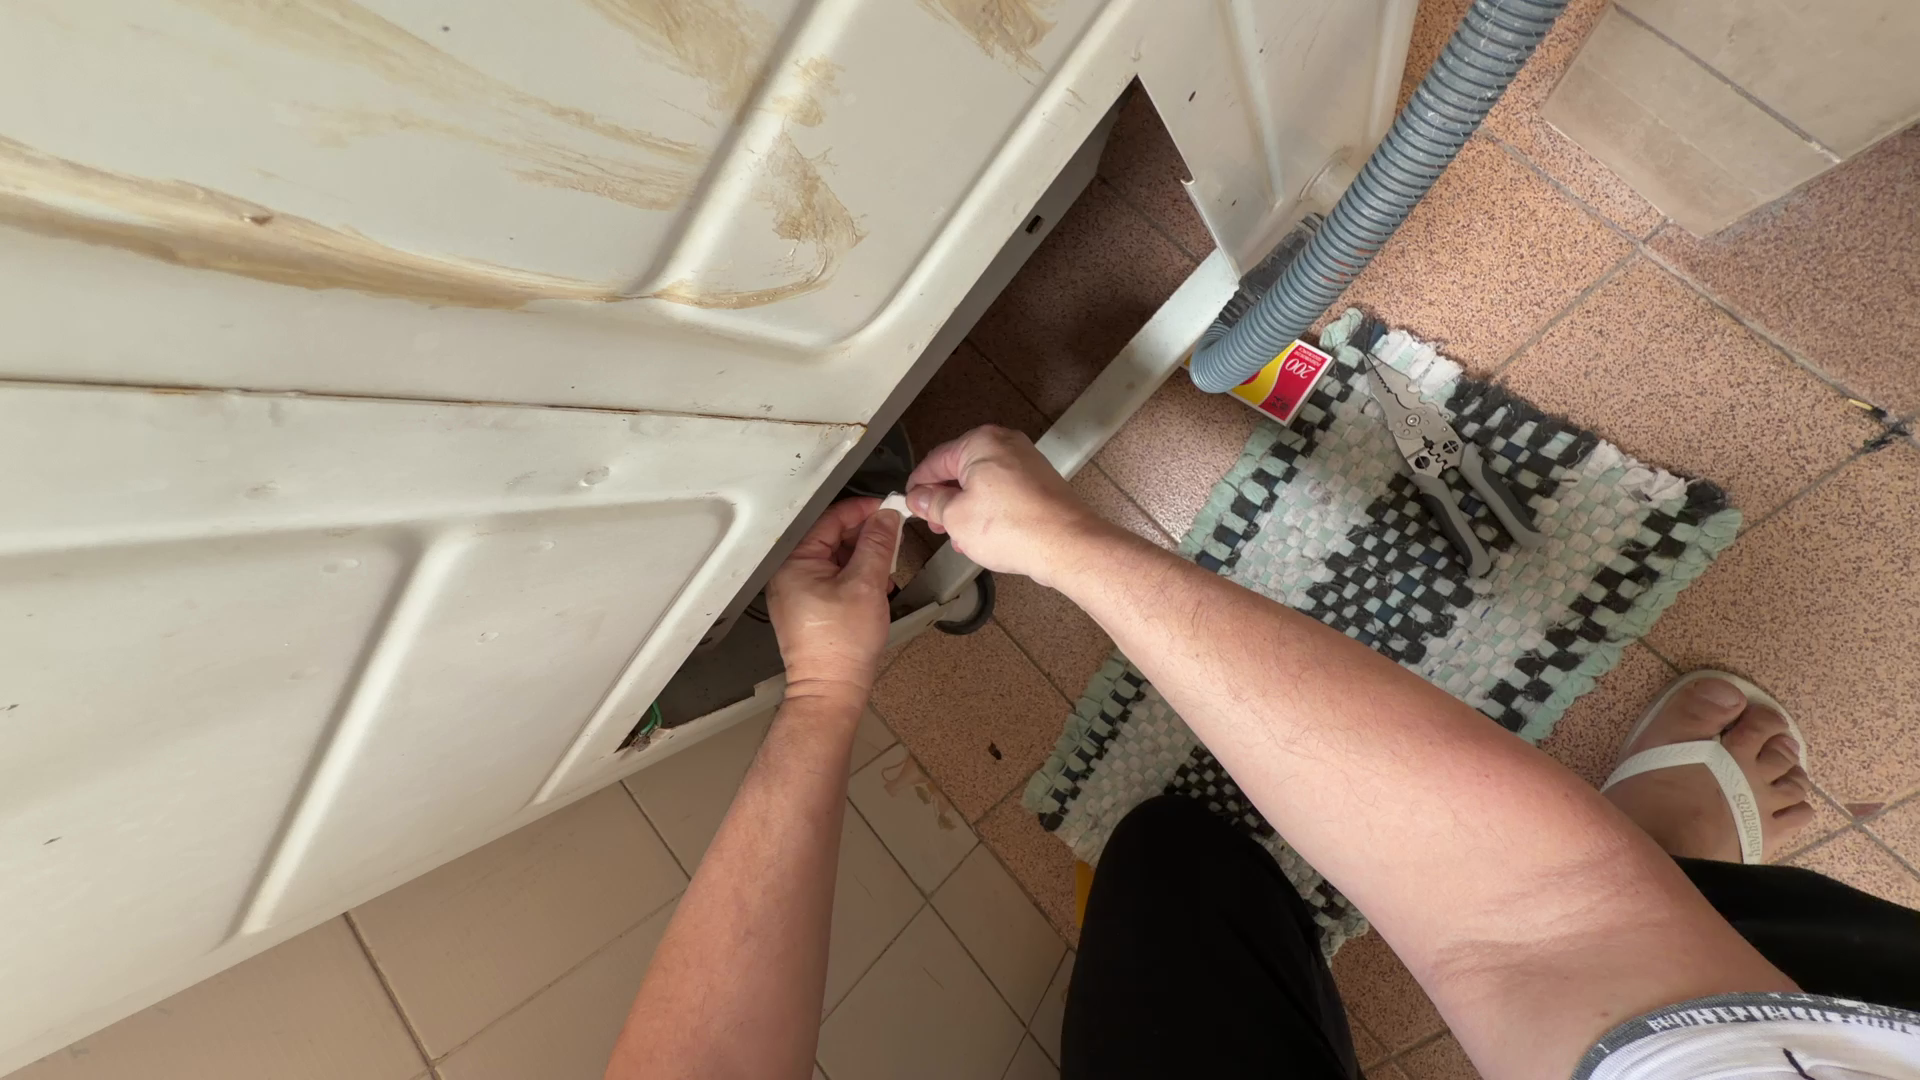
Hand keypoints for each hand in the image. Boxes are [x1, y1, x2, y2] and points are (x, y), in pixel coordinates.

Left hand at [765, 498, 899, 706]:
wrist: (832, 688)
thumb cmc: (841, 644)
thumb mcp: (867, 584)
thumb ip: (877, 544)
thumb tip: (886, 518)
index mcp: (795, 562)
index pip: (830, 519)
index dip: (862, 510)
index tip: (887, 509)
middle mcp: (790, 573)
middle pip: (833, 538)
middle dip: (866, 537)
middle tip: (893, 537)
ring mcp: (799, 591)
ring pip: (837, 559)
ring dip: (865, 559)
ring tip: (887, 567)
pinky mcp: (810, 607)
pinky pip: (835, 579)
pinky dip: (858, 578)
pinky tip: (877, 588)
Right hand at [905, 425, 1110, 588]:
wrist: (1066, 545)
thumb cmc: (1015, 527)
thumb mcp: (955, 518)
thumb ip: (932, 504)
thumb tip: (920, 498)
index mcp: (980, 442)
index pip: (935, 460)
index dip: (918, 485)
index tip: (910, 502)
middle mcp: (1005, 444)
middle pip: (960, 470)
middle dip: (945, 499)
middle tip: (935, 523)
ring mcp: (1026, 462)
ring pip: (983, 483)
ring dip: (967, 509)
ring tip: (960, 537)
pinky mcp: (1039, 483)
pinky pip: (1004, 492)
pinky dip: (990, 510)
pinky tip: (984, 536)